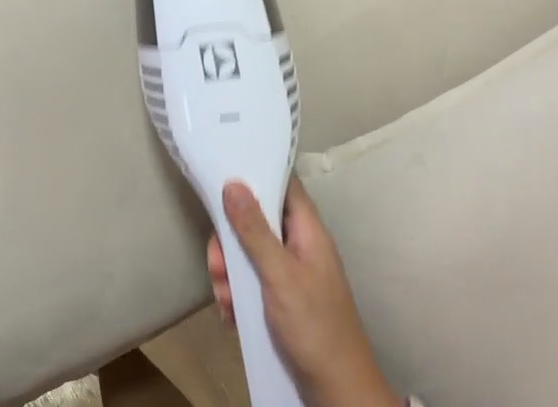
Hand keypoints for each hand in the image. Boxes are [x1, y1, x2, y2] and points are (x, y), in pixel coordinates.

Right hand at [210, 177, 398, 406]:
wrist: (339, 393)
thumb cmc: (314, 328)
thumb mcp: (280, 277)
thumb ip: (255, 230)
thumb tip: (233, 182)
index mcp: (308, 232)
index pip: (283, 184)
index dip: (255, 173)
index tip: (222, 173)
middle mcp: (300, 246)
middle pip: (256, 220)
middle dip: (230, 241)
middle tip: (218, 267)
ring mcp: (291, 272)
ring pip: (248, 252)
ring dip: (229, 273)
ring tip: (225, 300)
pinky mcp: (282, 297)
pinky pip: (251, 280)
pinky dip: (237, 293)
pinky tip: (231, 314)